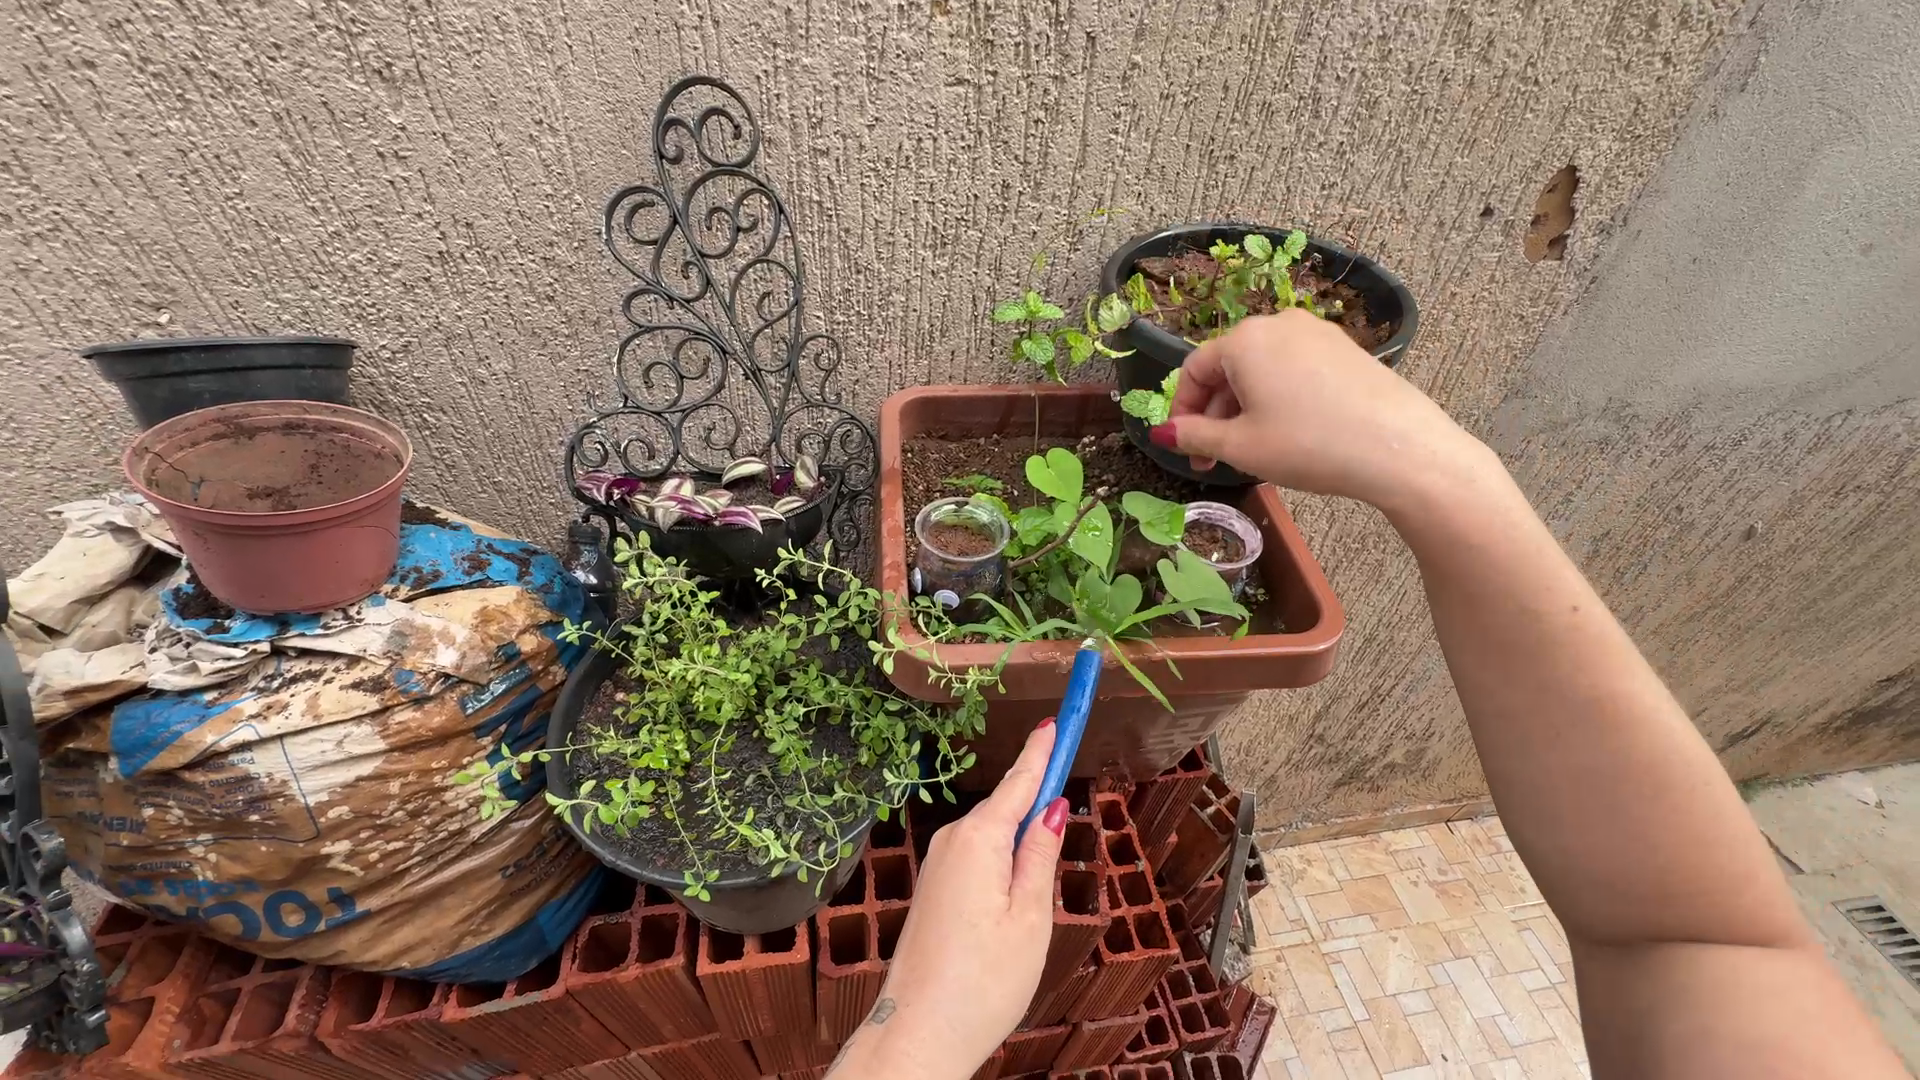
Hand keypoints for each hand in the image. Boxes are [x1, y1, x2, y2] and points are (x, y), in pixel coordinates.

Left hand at [826, 720, 1066, 1079]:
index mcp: (980, 839)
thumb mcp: (1030, 915)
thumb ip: (1041, 854)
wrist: (918, 1031)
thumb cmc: (984, 981)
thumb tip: (1053, 807)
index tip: (1055, 720)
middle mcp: (952, 840)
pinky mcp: (932, 885)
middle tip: (1064, 814)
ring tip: (1038, 890)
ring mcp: (938, 862)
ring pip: (990, 835)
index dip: (1041, 752)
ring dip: (1019, 842)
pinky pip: (974, 855)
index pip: (1019, 782)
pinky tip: (1009, 897)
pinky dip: (999, 858)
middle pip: (1004, 807)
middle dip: (1035, 805)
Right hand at [1150, 309, 1486, 512]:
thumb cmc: (1307, 445)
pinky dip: (1276, 398)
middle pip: (1227, 367)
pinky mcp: (1344, 350)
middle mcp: (1278, 324)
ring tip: (1248, 450)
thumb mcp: (1240, 446)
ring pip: (1260, 370)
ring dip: (1243, 408)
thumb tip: (1161, 432)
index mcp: (1244, 340)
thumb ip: (1193, 436)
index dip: (1180, 410)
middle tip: (1211, 458)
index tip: (1182, 446)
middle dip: (1212, 413)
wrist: (1400, 449)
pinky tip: (1285, 433)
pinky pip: (1292, 370)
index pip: (1192, 370)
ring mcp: (1316, 333)